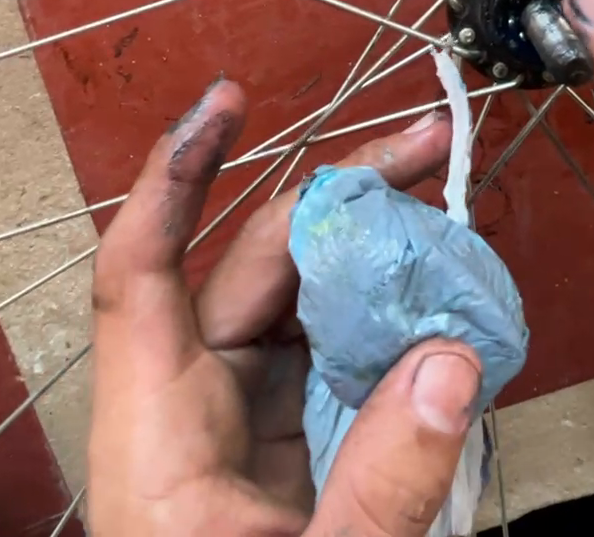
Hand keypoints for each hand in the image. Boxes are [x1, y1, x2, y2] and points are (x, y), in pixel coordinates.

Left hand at [87, 80, 483, 536]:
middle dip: (342, 194)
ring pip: (310, 297)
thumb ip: (382, 490)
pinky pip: (344, 347)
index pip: (143, 270)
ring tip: (451, 213)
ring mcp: (253, 416)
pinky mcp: (297, 436)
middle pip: (260, 261)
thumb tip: (451, 361)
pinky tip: (447, 296)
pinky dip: (396, 313)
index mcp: (161, 432)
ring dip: (379, 250)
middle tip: (426, 150)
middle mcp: (200, 401)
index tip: (227, 102)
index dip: (176, 175)